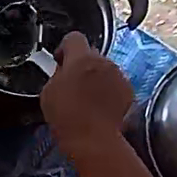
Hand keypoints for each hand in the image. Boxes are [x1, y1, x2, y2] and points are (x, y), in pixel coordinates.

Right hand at [41, 31, 133, 162]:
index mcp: (81, 59)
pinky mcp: (128, 90)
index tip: (60, 60)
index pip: (73, 38)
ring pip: (104, 69)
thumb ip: (57, 74)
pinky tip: (98, 106)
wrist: (92, 138)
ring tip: (85, 98)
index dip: (64, 48)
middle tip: (71, 84)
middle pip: (90, 54)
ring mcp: (118, 76)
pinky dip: (107, 91)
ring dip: (95, 78)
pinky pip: (115, 83)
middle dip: (81, 65)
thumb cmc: (66, 116)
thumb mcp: (48, 92)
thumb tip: (64, 72)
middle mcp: (103, 62)